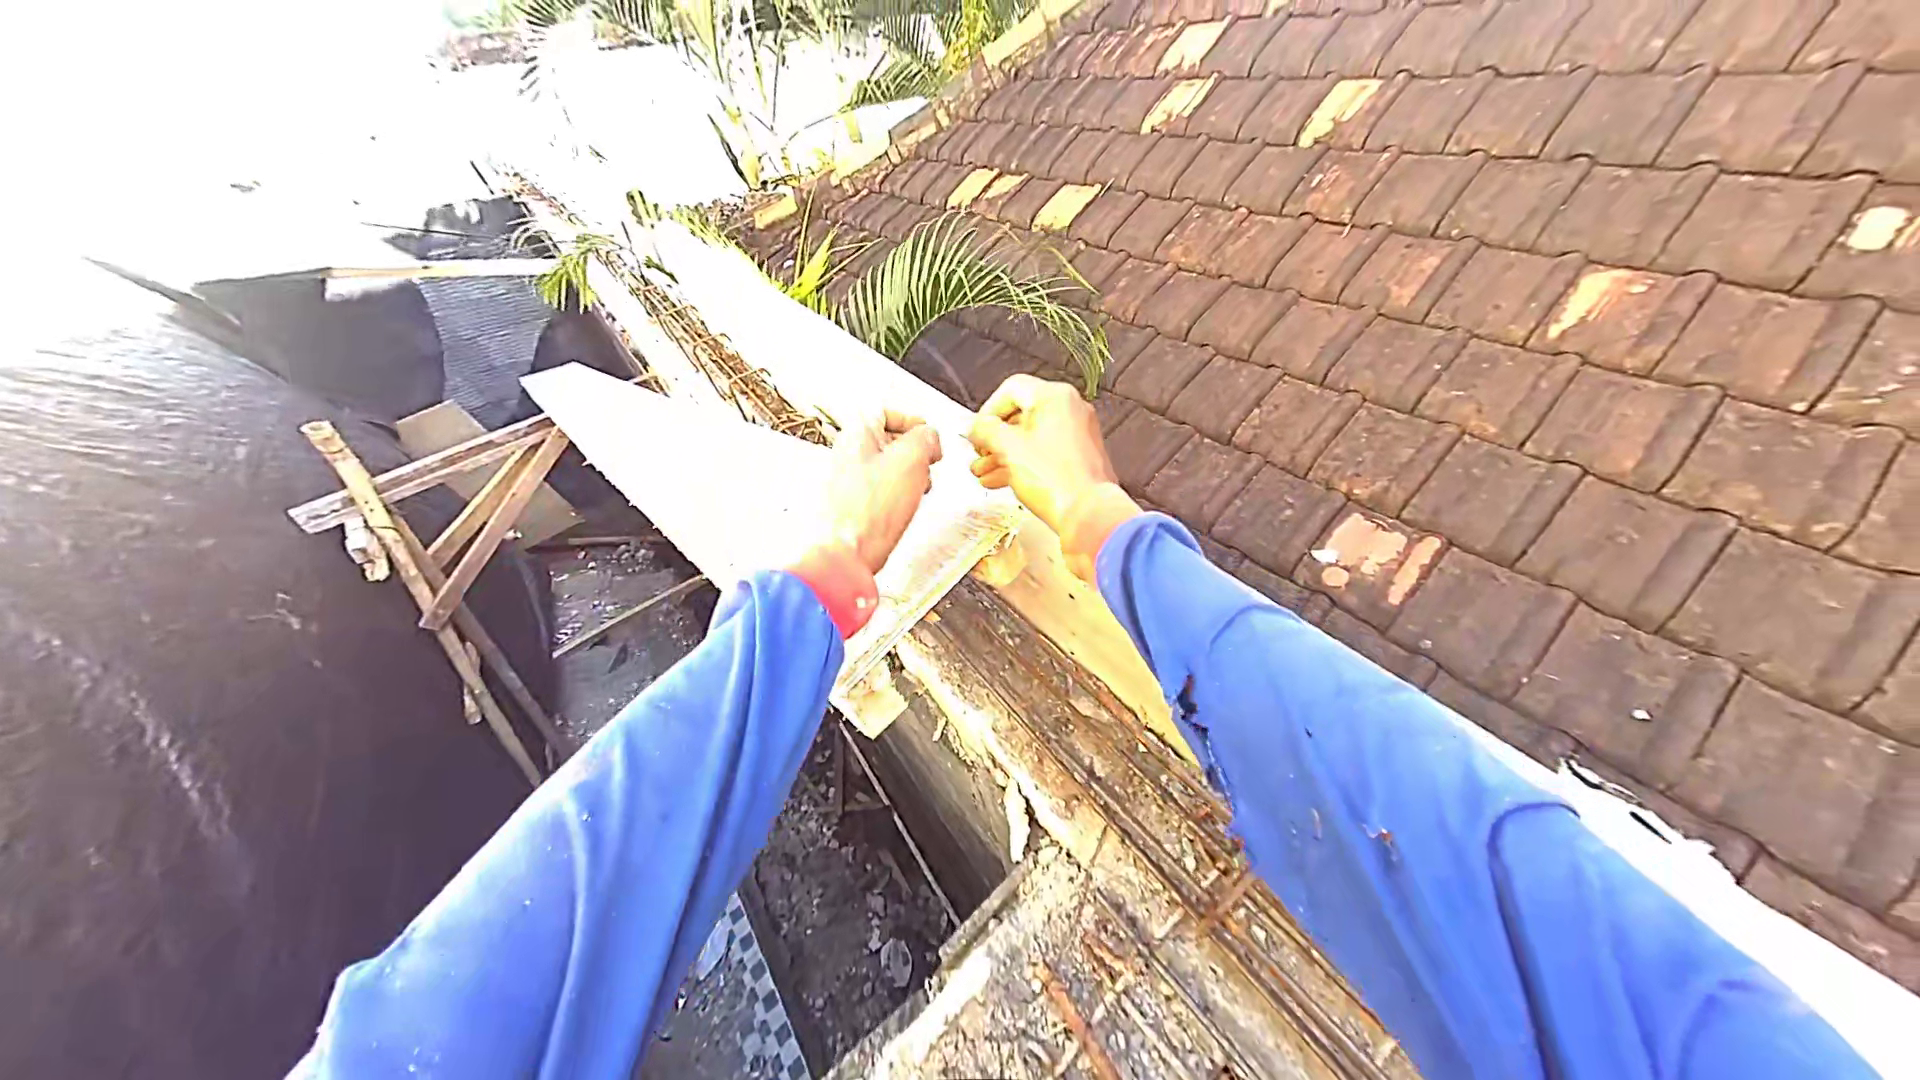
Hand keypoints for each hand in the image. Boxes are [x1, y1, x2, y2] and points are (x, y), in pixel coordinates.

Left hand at [819, 409, 943, 572]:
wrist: (849, 552)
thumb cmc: (870, 510)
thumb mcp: (912, 459)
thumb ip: (926, 438)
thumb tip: (930, 437)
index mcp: (856, 434)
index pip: (885, 410)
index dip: (911, 420)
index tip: (927, 435)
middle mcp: (848, 454)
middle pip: (888, 439)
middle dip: (914, 451)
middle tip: (927, 463)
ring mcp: (849, 480)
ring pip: (887, 466)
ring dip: (910, 475)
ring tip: (919, 488)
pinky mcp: (855, 504)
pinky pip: (882, 490)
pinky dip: (899, 494)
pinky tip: (906, 507)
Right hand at [966, 375, 1139, 579]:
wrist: (1089, 514)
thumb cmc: (1053, 478)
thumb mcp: (1008, 449)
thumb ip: (985, 431)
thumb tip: (976, 428)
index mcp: (1055, 397)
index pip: (1010, 391)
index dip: (987, 412)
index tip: (976, 433)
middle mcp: (1069, 409)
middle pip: (1020, 415)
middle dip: (993, 438)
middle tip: (978, 455)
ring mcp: (1077, 433)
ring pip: (1030, 437)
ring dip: (1002, 454)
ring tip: (982, 473)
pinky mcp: (1079, 456)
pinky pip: (1044, 452)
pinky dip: (1021, 463)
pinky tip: (1000, 480)